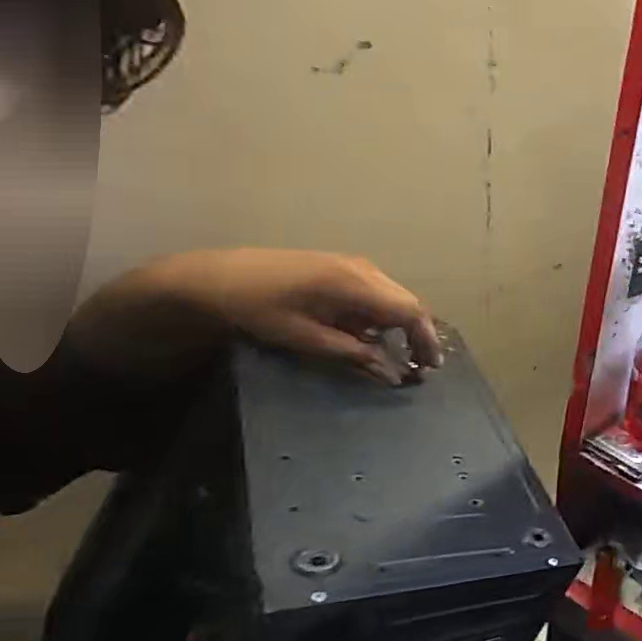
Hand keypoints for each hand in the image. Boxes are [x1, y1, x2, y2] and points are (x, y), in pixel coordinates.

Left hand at [191, 249, 441, 383]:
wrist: (212, 276)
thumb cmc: (255, 309)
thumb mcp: (303, 338)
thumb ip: (352, 354)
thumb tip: (392, 375)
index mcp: (357, 285)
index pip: (410, 312)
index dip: (426, 339)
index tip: (429, 366)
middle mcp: (367, 270)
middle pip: (409, 303)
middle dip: (419, 333)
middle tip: (419, 363)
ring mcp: (357, 265)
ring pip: (397, 297)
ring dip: (402, 324)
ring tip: (397, 350)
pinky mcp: (346, 266)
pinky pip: (380, 291)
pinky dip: (385, 314)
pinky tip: (370, 331)